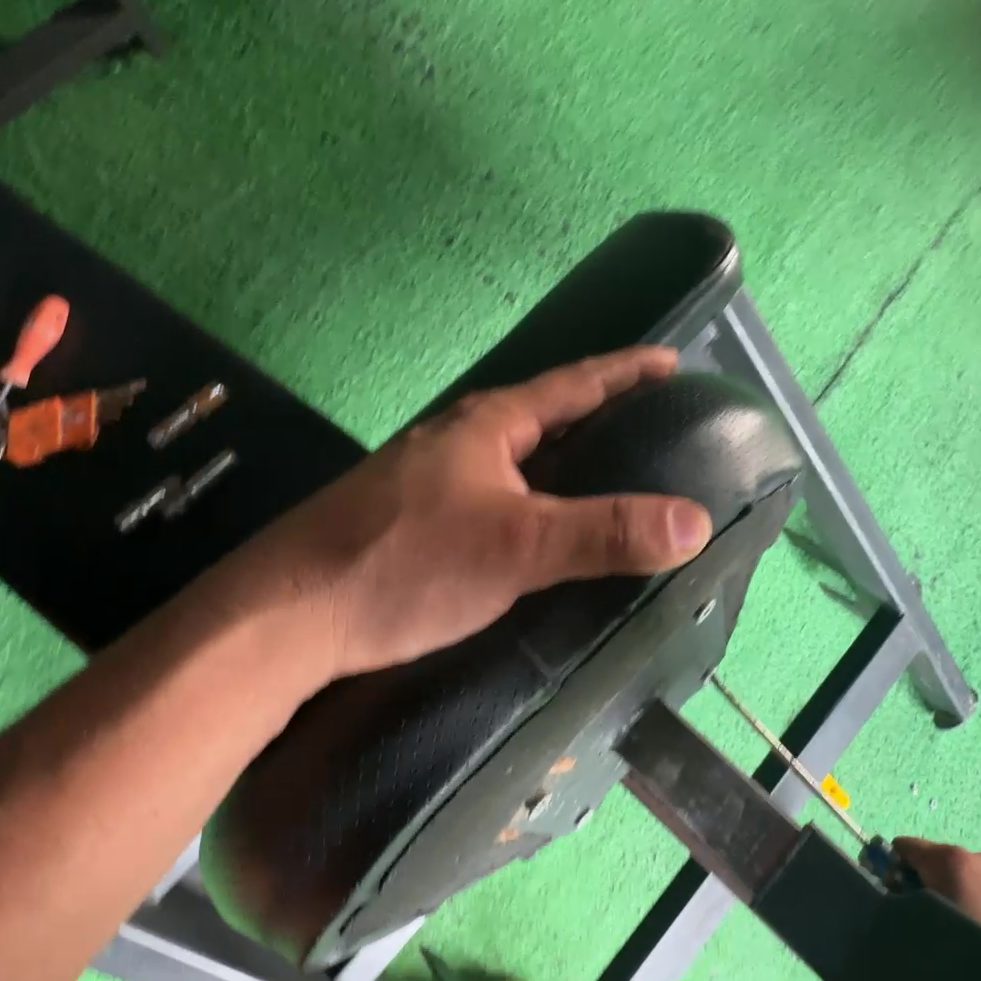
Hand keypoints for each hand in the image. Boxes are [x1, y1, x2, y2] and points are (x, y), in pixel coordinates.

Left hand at [183, 347, 715, 682]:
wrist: (283, 618)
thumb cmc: (403, 565)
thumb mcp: (517, 546)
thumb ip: (606, 532)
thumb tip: (697, 521)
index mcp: (487, 425)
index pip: (573, 384)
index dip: (625, 371)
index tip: (671, 362)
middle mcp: (456, 441)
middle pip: (543, 415)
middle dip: (597, 413)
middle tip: (649, 424)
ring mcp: (427, 481)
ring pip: (513, 458)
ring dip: (561, 458)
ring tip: (605, 477)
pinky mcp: (409, 522)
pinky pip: (491, 495)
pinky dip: (530, 499)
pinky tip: (537, 532)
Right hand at [892, 837, 980, 972]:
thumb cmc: (962, 948)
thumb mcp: (916, 919)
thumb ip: (895, 895)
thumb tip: (884, 886)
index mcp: (951, 858)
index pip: (902, 847)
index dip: (888, 868)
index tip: (885, 894)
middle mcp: (977, 859)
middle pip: (929, 861)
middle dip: (916, 884)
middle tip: (914, 917)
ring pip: (954, 878)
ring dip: (941, 897)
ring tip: (944, 931)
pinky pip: (976, 892)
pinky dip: (965, 906)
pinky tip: (969, 936)